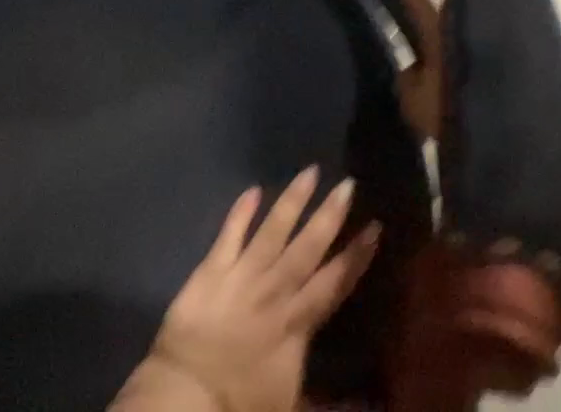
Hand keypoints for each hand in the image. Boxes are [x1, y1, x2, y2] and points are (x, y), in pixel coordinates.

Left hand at [153, 167, 380, 411]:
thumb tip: (366, 401)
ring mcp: (242, 276)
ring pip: (272, 231)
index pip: (334, 283)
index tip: (374, 227)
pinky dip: (240, 212)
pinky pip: (228, 235)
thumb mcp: (292, 401)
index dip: (356, 256)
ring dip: (292, 201)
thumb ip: (327, 396)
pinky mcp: (210, 270)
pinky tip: (252, 189)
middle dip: (329, 216)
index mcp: (297, 323)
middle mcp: (275, 292)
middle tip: (347, 184)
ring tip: (309, 172)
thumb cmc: (241, 403)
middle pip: (307, 248)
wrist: (186, 396)